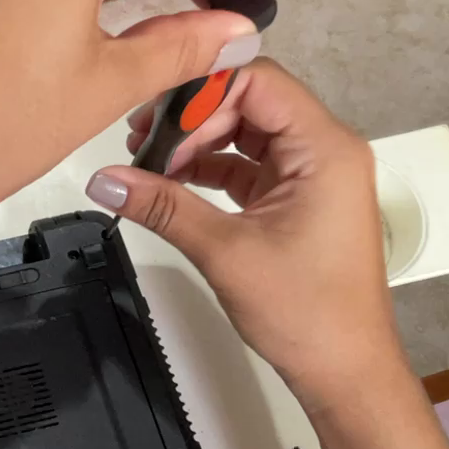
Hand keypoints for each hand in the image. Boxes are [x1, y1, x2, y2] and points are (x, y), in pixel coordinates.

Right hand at [84, 60, 408, 409]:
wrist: (341, 366)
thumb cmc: (306, 312)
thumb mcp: (223, 251)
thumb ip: (162, 208)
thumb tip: (107, 181)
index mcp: (324, 148)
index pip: (257, 82)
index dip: (200, 96)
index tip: (152, 123)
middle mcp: (323, 152)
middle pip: (248, 104)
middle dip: (192, 120)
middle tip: (140, 144)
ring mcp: (309, 178)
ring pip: (244, 137)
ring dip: (196, 147)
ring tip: (148, 166)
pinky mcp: (294, 203)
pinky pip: (245, 169)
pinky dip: (208, 173)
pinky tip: (172, 188)